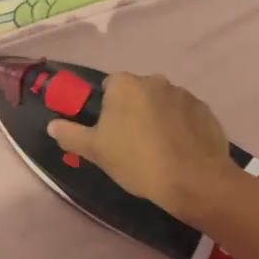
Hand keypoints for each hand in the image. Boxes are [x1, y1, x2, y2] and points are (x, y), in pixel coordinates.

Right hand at [47, 73, 239, 219]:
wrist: (192, 179)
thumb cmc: (137, 161)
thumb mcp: (96, 151)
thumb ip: (71, 135)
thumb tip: (52, 125)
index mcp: (125, 84)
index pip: (110, 88)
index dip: (108, 111)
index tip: (111, 134)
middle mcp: (156, 80)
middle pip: (138, 94)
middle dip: (135, 113)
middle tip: (134, 146)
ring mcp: (184, 94)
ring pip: (164, 105)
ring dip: (160, 120)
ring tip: (161, 152)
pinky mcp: (205, 111)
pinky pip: (187, 117)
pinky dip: (182, 129)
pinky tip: (181, 153)